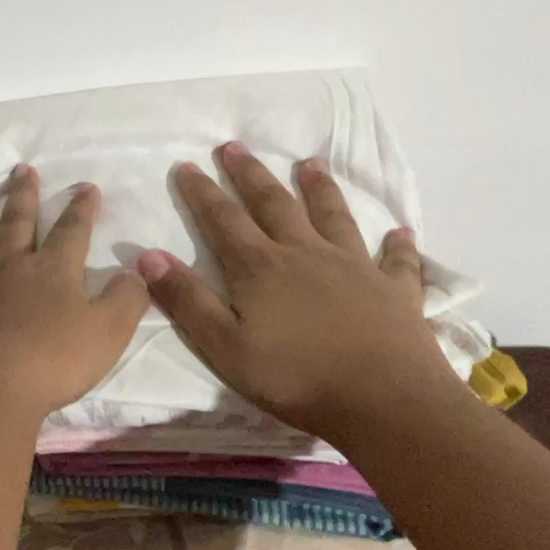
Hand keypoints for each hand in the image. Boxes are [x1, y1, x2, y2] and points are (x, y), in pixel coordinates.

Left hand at [0, 164, 151, 420]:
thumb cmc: (53, 360)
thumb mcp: (107, 332)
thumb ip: (125, 300)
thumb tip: (136, 272)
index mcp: (52, 271)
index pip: (71, 231)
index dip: (81, 209)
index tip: (86, 187)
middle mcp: (10, 269)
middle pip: (17, 224)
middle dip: (22, 195)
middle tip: (22, 168)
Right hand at [137, 141, 461, 437]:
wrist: (386, 403)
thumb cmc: (295, 377)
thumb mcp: (222, 344)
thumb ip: (186, 299)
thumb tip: (148, 256)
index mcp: (260, 268)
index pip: (223, 220)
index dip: (202, 192)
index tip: (186, 165)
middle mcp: (305, 255)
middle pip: (273, 205)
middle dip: (250, 175)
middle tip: (234, 146)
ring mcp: (355, 269)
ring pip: (333, 218)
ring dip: (320, 189)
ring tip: (310, 163)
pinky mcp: (395, 292)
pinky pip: (397, 261)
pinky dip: (398, 245)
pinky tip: (401, 232)